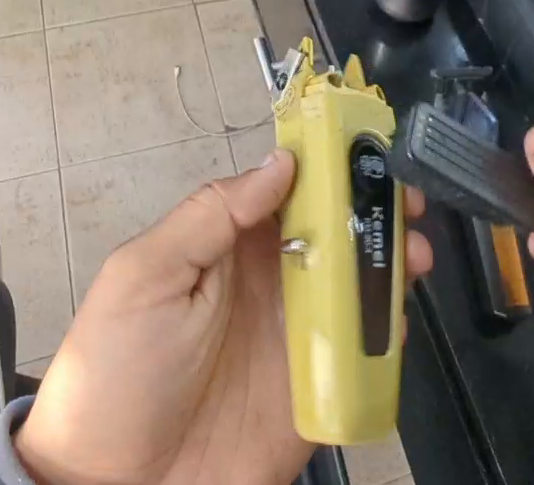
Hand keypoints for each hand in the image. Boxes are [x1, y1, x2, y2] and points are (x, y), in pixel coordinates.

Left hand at [16, 150, 432, 484]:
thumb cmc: (119, 368)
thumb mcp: (146, 275)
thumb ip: (211, 214)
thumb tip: (280, 162)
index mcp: (233, 242)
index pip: (291, 188)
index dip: (332, 165)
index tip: (369, 151)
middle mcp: (274, 277)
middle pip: (338, 228)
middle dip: (377, 207)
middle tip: (407, 202)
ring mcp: (300, 330)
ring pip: (360, 280)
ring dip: (393, 259)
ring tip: (414, 255)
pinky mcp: (320, 383)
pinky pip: (365, 348)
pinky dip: (389, 327)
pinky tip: (397, 316)